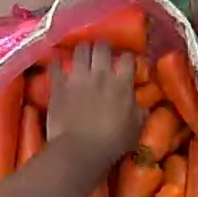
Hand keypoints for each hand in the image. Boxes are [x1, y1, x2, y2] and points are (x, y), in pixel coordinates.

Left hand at [45, 42, 140, 165]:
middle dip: (103, 46)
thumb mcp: (135, 129)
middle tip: (102, 50)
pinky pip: (55, 66)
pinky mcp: (59, 85)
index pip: (127, 59)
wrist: (80, 149)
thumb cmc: (112, 143)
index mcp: (121, 84)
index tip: (125, 62)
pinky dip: (55, 62)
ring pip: (80, 50)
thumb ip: (139, 112)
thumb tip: (142, 105)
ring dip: (82, 49)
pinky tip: (55, 61)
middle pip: (102, 47)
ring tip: (82, 51)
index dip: (127, 58)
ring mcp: (78, 78)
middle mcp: (100, 75)